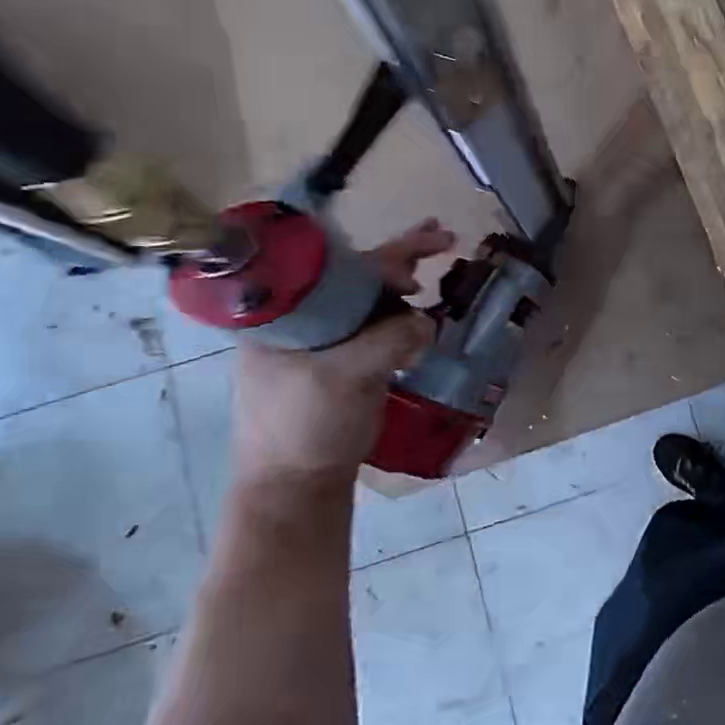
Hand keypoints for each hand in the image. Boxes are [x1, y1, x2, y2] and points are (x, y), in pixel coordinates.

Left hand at [230, 219, 454, 488]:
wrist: (296, 487)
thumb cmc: (305, 427)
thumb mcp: (346, 378)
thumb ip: (389, 341)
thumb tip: (428, 322)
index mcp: (281, 315)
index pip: (334, 268)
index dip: (381, 260)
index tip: (421, 262)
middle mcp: (299, 320)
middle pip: (352, 277)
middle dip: (399, 258)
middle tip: (443, 237)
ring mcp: (321, 342)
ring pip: (366, 300)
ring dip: (402, 282)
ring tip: (435, 261)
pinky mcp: (341, 362)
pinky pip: (374, 327)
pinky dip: (400, 316)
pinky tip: (421, 314)